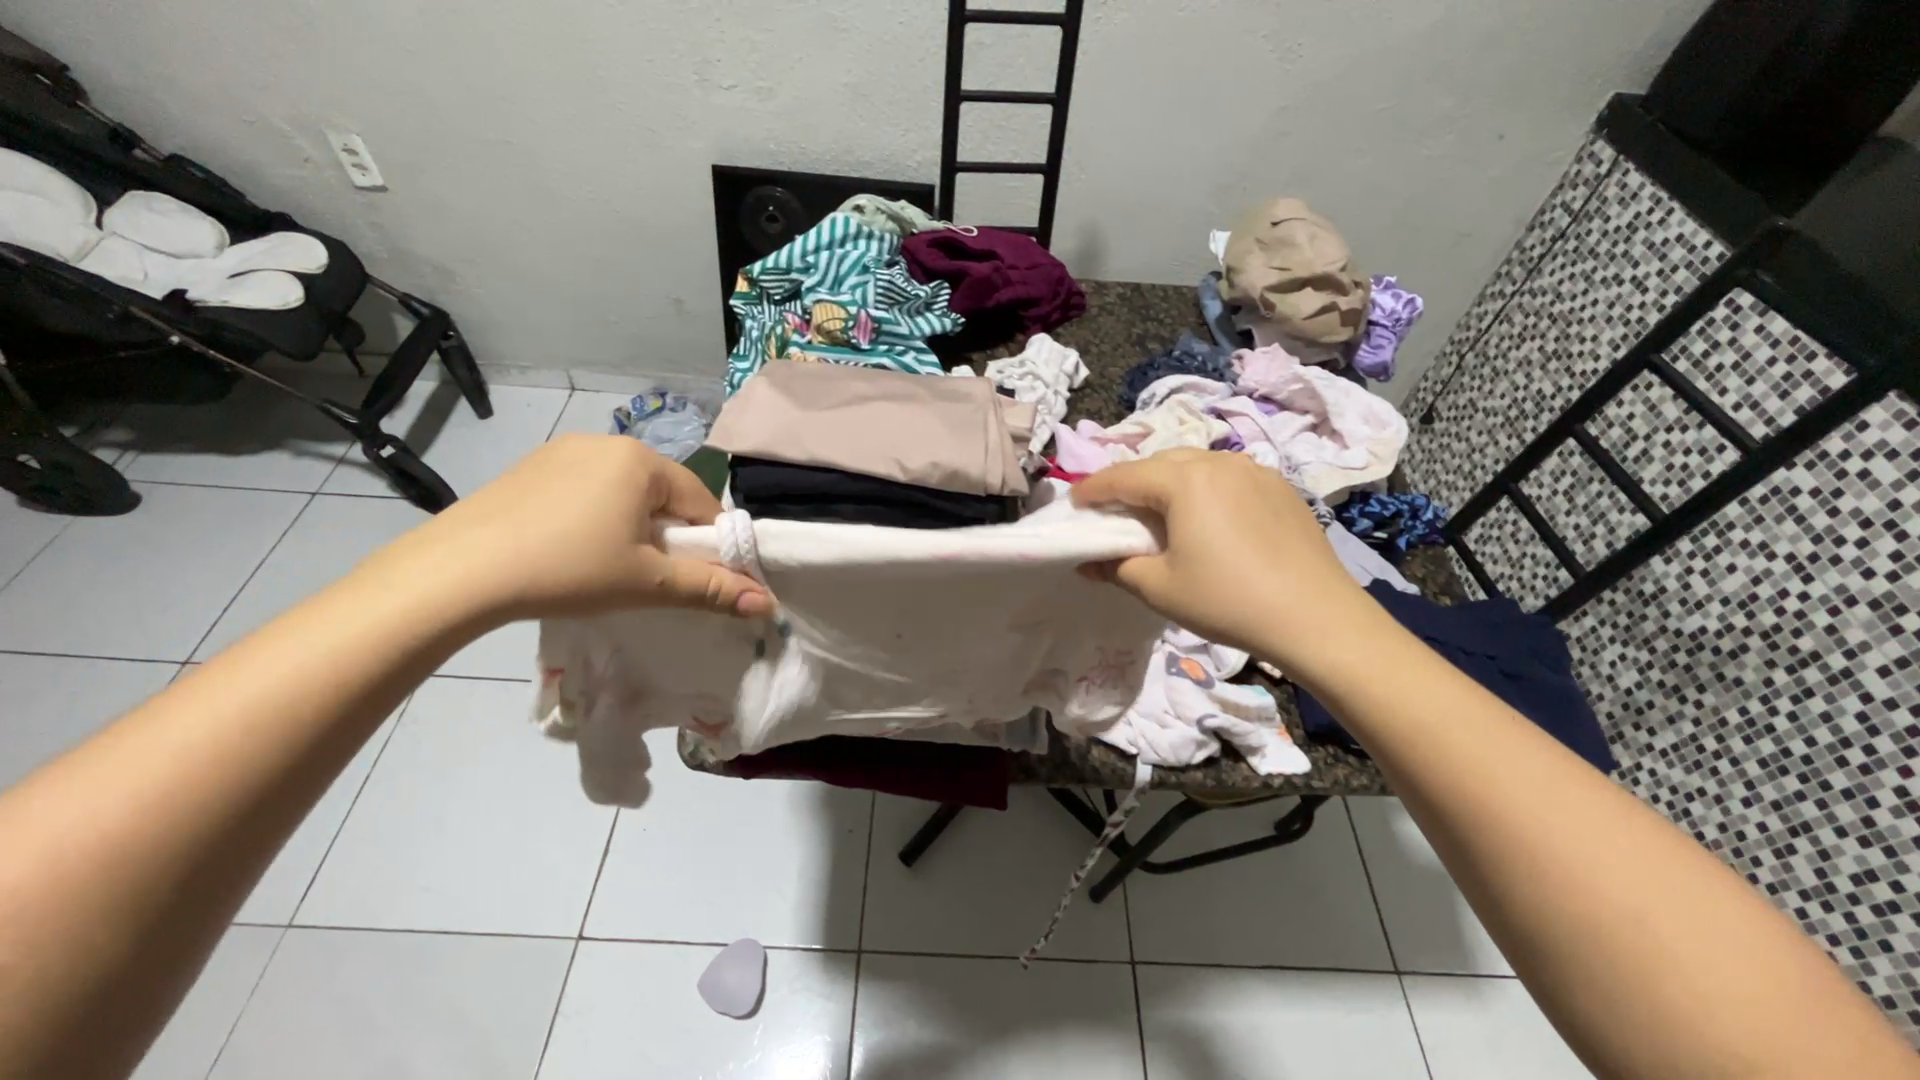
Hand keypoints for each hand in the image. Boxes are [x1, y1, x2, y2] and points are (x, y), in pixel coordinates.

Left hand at [370, 435, 770, 621]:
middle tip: (643, 576)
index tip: (689, 578)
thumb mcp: (648, 583)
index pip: (701, 502)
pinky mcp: (531, 466)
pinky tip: (568, 548)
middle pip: (662, 493)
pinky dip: (592, 516)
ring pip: (623, 491)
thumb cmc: (569, 570)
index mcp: (643, 460)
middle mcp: (608, 442)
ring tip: (604, 566)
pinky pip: (585, 489)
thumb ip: (712, 589)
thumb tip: (768, 603)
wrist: (461, 571)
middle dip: (664, 533)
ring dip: (629, 525)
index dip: (705, 544)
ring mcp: (563, 450)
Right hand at [1071, 448, 1383, 679]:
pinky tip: (1207, 518)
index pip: (1124, 476)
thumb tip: (1086, 562)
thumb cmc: (1227, 601)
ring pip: (1198, 466)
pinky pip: (1229, 478)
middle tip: (1114, 509)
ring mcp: (1255, 471)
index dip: (1093, 489)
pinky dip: (1205, 490)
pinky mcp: (1280, 488)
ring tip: (1159, 511)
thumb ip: (1116, 568)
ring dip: (1170, 482)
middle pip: (1161, 462)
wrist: (1315, 616)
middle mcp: (1219, 462)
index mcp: (1184, 480)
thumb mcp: (1160, 588)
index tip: (1073, 503)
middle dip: (1132, 481)